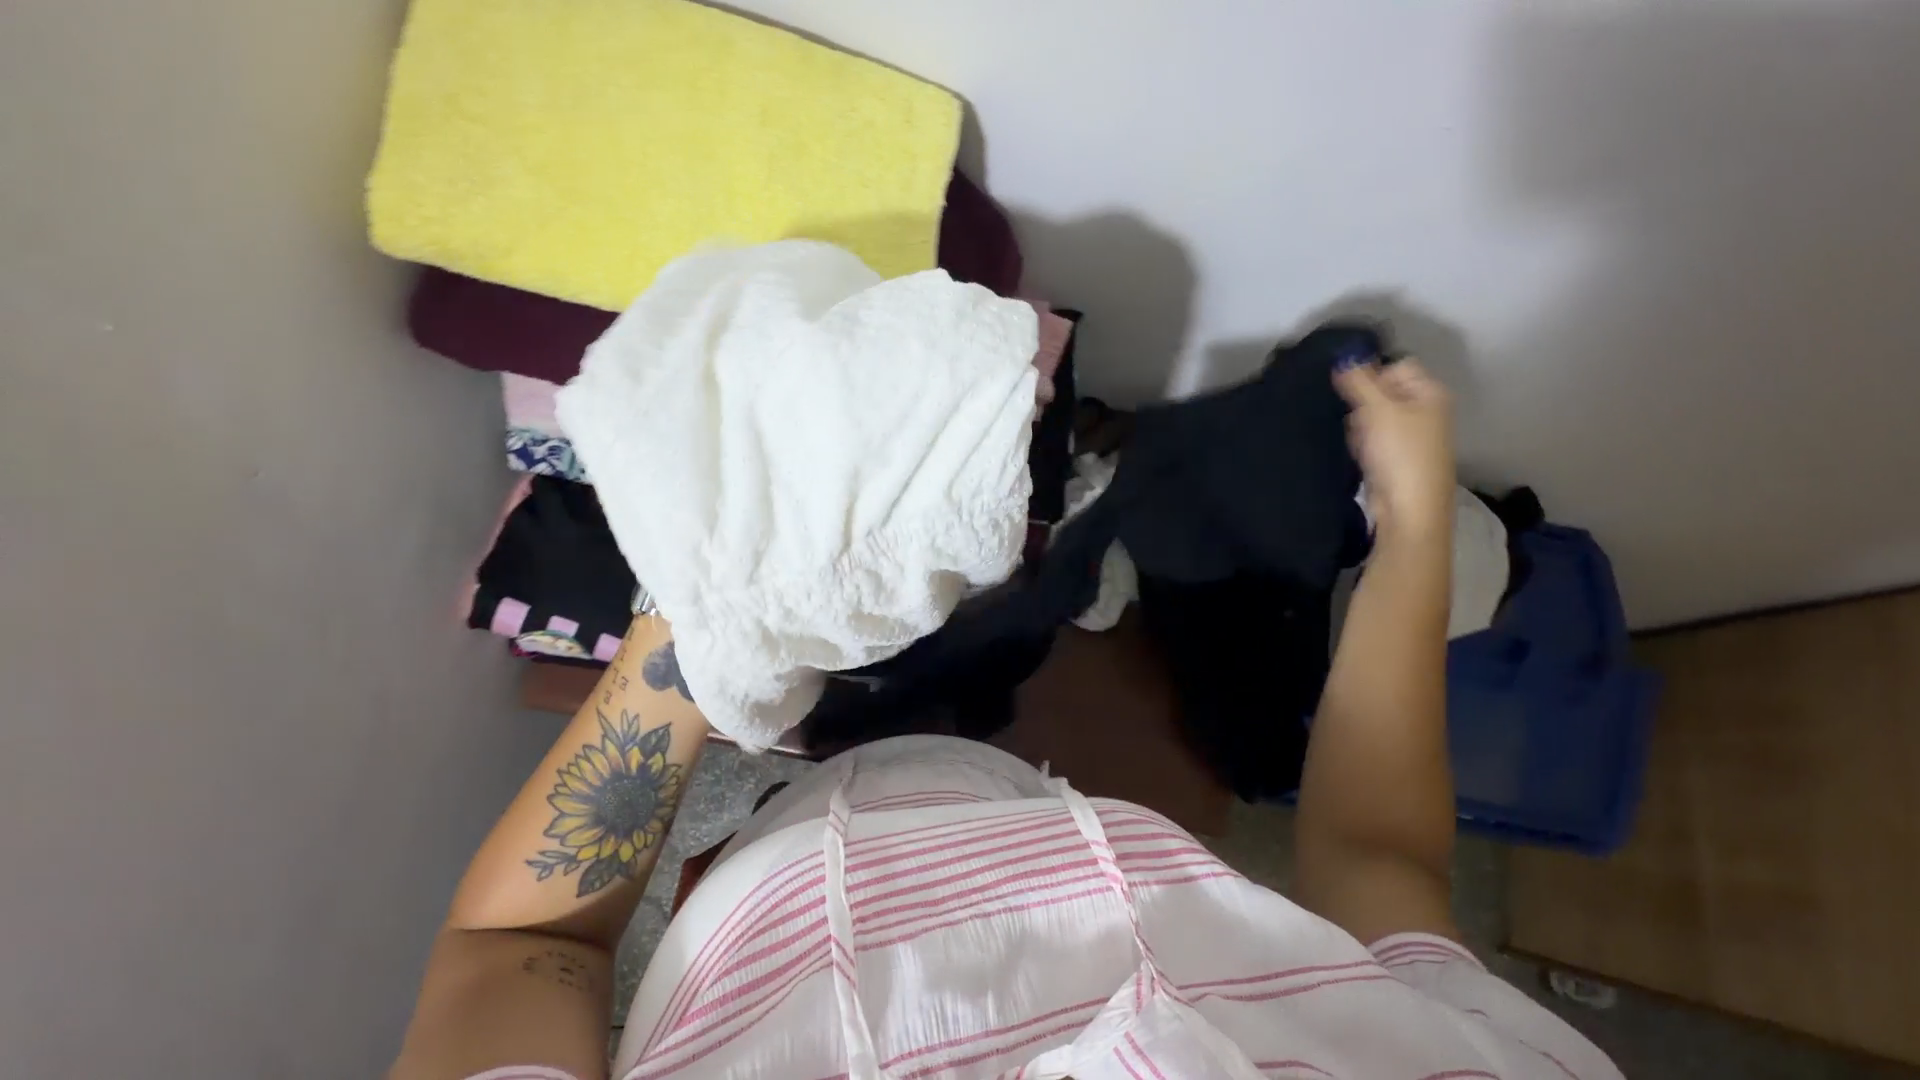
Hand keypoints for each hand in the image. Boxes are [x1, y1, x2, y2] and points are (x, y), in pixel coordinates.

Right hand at [1334, 358, 1454, 538]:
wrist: (1408, 508)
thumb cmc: (1400, 453)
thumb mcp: (1377, 408)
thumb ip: (1359, 380)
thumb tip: (1343, 357)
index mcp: (1430, 392)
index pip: (1396, 366)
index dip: (1372, 375)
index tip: (1354, 392)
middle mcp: (1425, 410)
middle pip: (1384, 391)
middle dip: (1363, 402)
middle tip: (1357, 419)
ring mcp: (1411, 435)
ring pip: (1374, 416)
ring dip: (1360, 425)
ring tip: (1358, 440)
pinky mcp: (1396, 456)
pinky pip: (1372, 438)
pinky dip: (1362, 443)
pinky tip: (1359, 454)